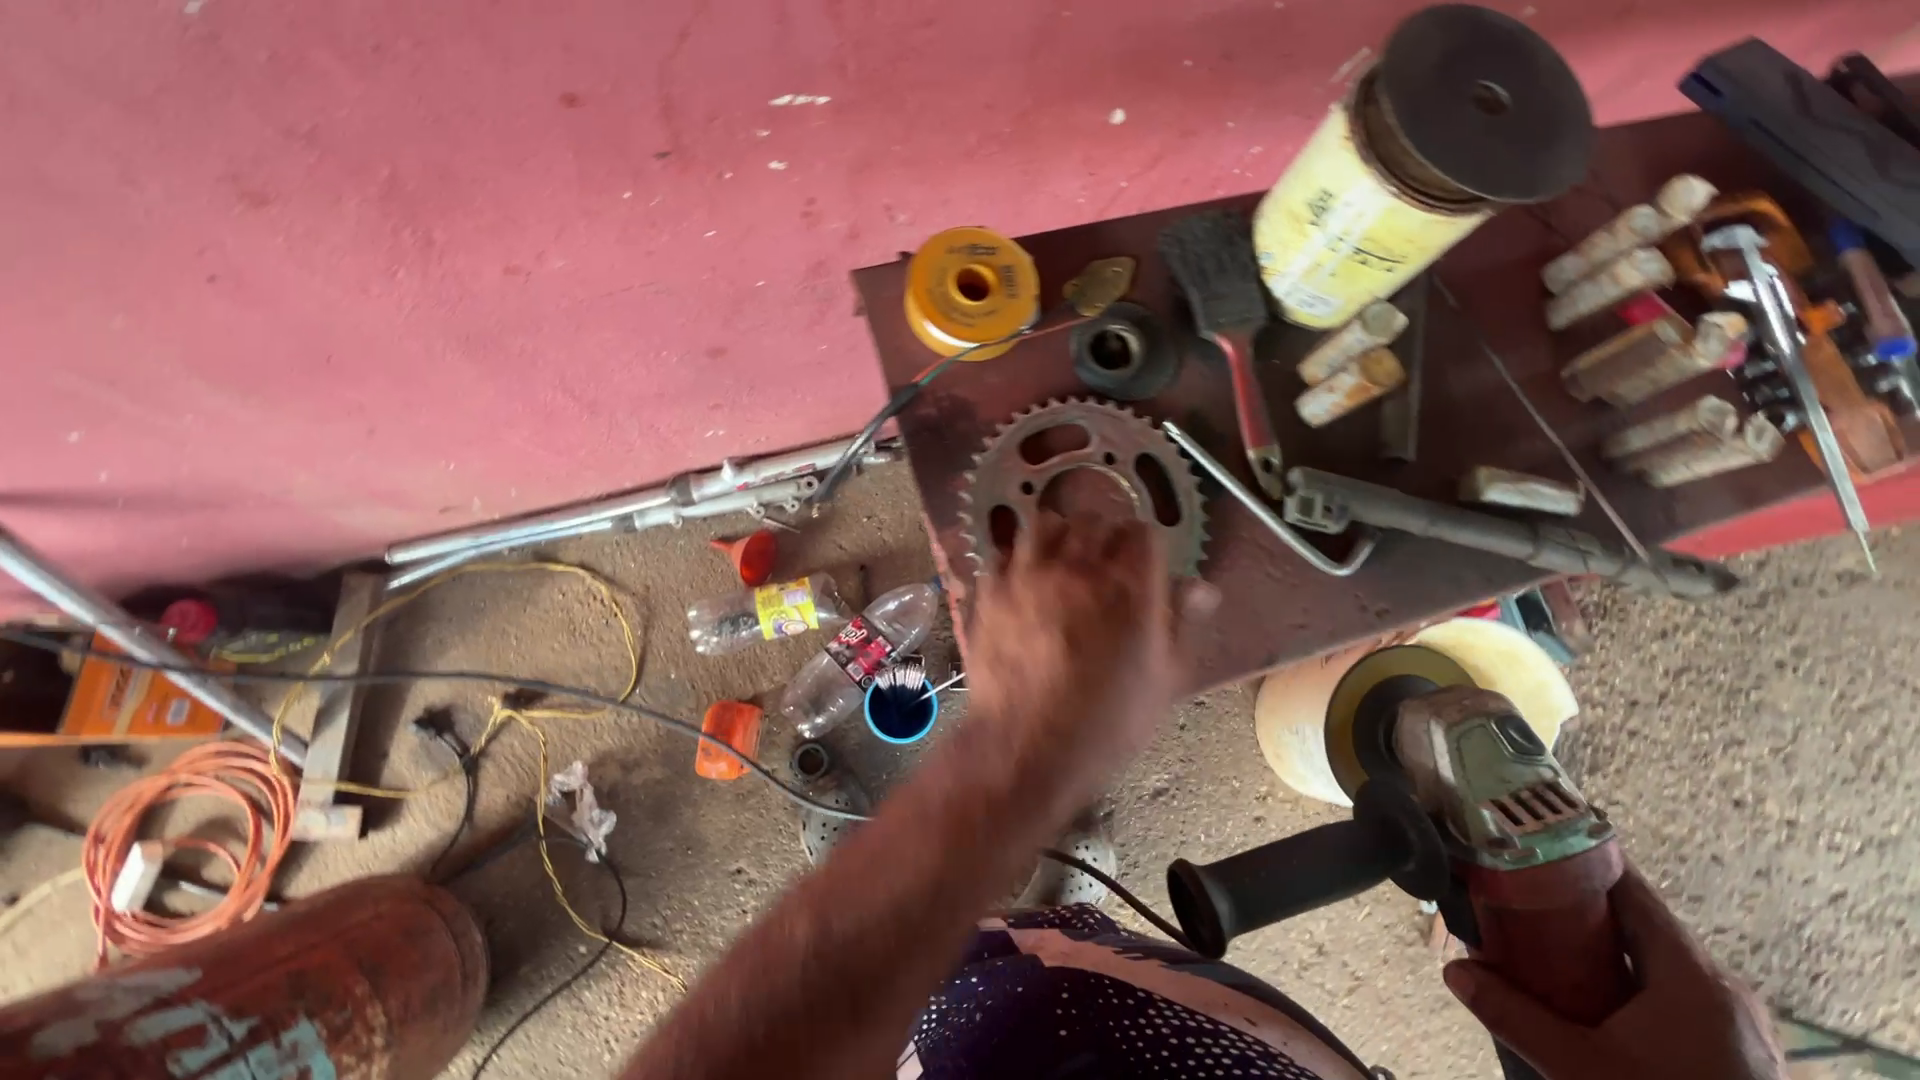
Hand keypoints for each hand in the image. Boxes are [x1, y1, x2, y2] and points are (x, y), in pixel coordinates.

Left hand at [966, 513, 1209, 813]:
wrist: (1026, 746)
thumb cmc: (1105, 723)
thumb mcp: (1162, 680)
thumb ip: (1182, 625)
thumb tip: (1202, 588)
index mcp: (1129, 586)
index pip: (1142, 533)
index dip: (1144, 547)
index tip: (1143, 566)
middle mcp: (1078, 567)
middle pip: (1093, 521)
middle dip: (1103, 537)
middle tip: (1105, 565)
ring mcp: (1028, 575)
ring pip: (1044, 524)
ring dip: (1058, 535)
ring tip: (1062, 560)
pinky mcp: (991, 591)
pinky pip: (1003, 552)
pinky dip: (1017, 558)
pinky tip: (1024, 580)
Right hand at [1444, 865, 1786, 1079]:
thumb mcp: (1582, 1068)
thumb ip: (1515, 1016)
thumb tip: (1453, 971)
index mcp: (1693, 974)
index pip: (1633, 889)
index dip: (1581, 861)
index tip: (1532, 846)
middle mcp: (1721, 985)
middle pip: (1641, 923)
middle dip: (1579, 908)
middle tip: (1521, 898)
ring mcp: (1735, 1020)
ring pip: (1657, 960)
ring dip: (1604, 947)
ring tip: (1545, 944)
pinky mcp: (1736, 1049)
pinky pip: (1673, 992)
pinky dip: (1629, 980)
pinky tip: (1593, 999)